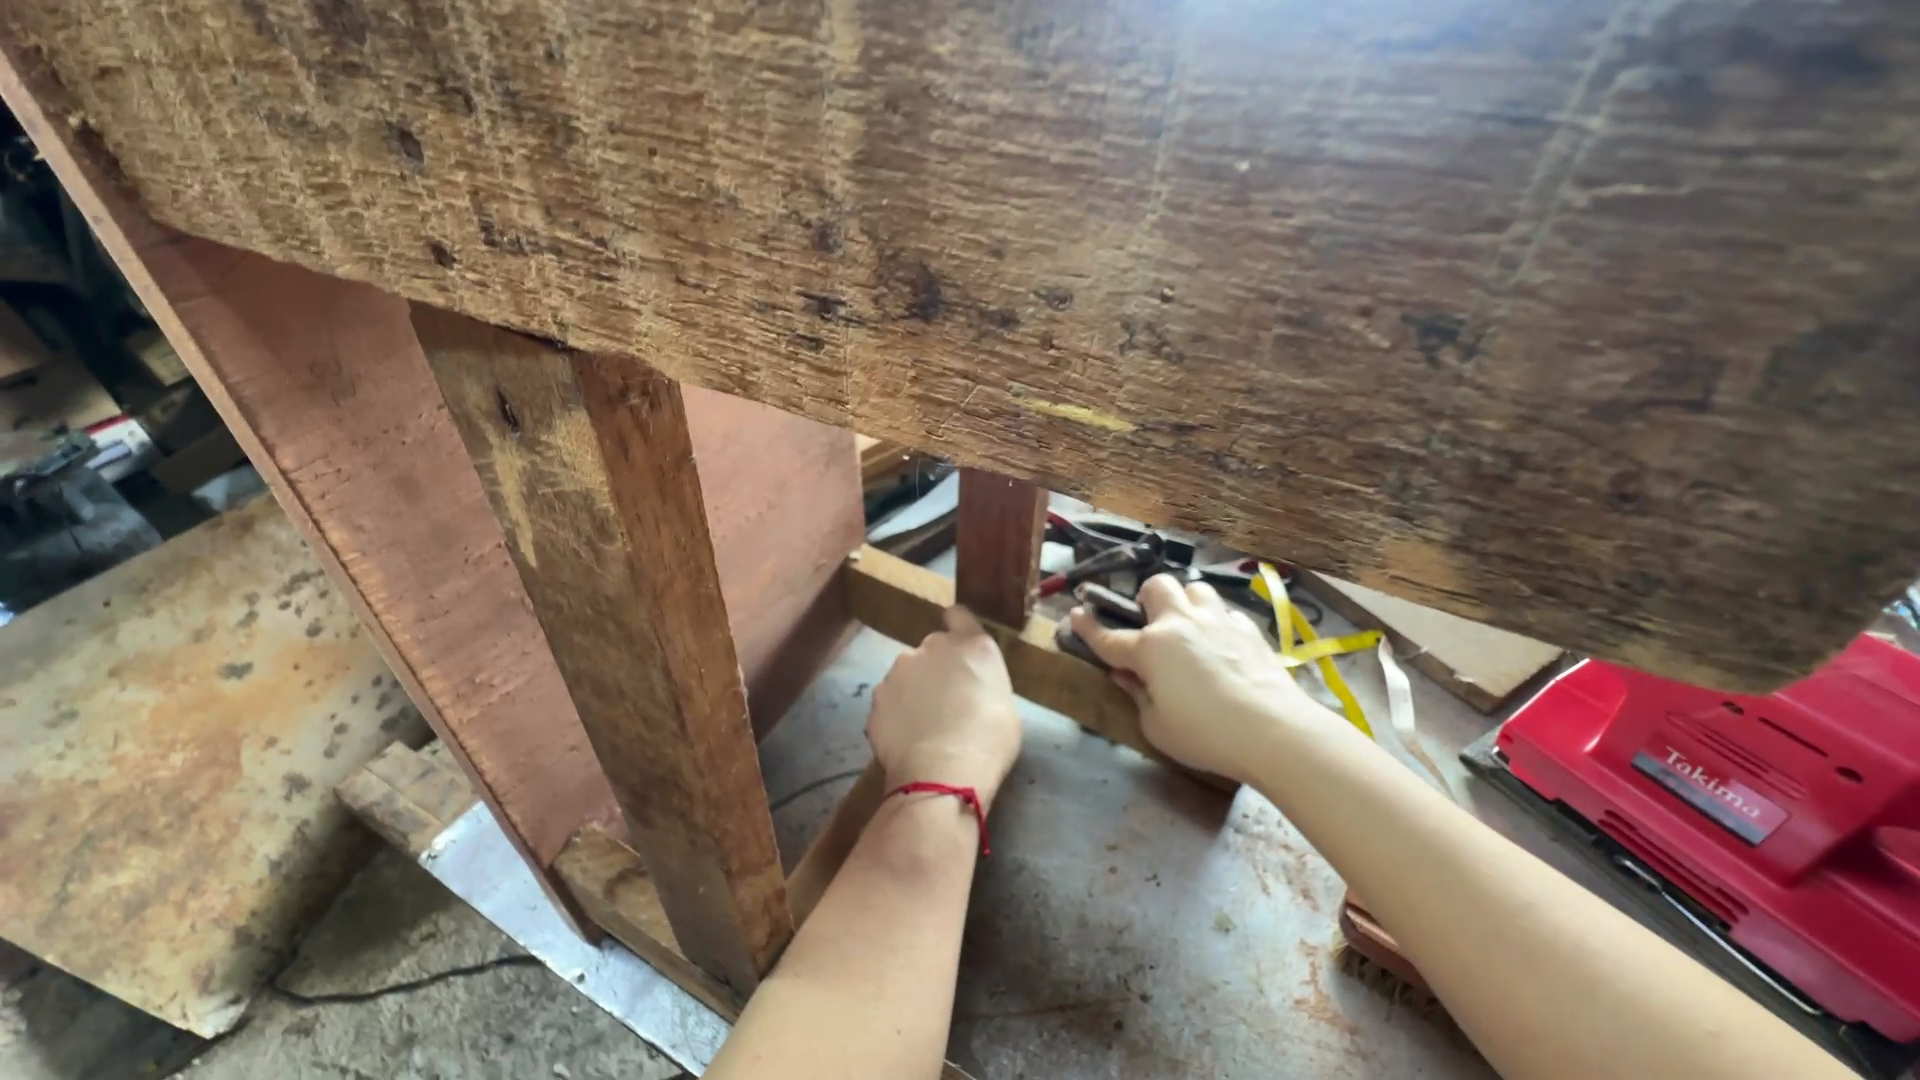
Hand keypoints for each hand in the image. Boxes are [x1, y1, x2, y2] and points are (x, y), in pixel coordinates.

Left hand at [867, 606, 1022, 807]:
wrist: (941, 776)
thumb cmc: (989, 743)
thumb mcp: (1005, 708)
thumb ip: (984, 684)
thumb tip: (972, 689)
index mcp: (971, 645)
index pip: (959, 615)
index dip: (959, 628)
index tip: (961, 647)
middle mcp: (931, 647)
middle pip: (932, 649)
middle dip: (937, 668)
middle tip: (947, 701)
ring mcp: (898, 671)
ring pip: (907, 675)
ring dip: (914, 690)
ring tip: (924, 726)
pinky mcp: (876, 698)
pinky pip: (889, 701)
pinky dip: (895, 714)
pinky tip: (907, 739)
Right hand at [1069, 575, 1330, 781]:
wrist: (1274, 730)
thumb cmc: (1206, 734)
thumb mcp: (1157, 727)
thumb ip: (1138, 696)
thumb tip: (1126, 676)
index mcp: (1150, 649)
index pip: (1108, 636)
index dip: (1088, 626)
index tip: (1076, 613)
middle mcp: (1180, 624)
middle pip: (1157, 587)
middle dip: (1146, 599)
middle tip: (1150, 624)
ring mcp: (1218, 621)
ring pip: (1195, 589)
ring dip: (1185, 603)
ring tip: (1187, 627)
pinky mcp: (1249, 629)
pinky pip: (1226, 612)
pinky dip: (1217, 624)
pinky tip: (1220, 645)